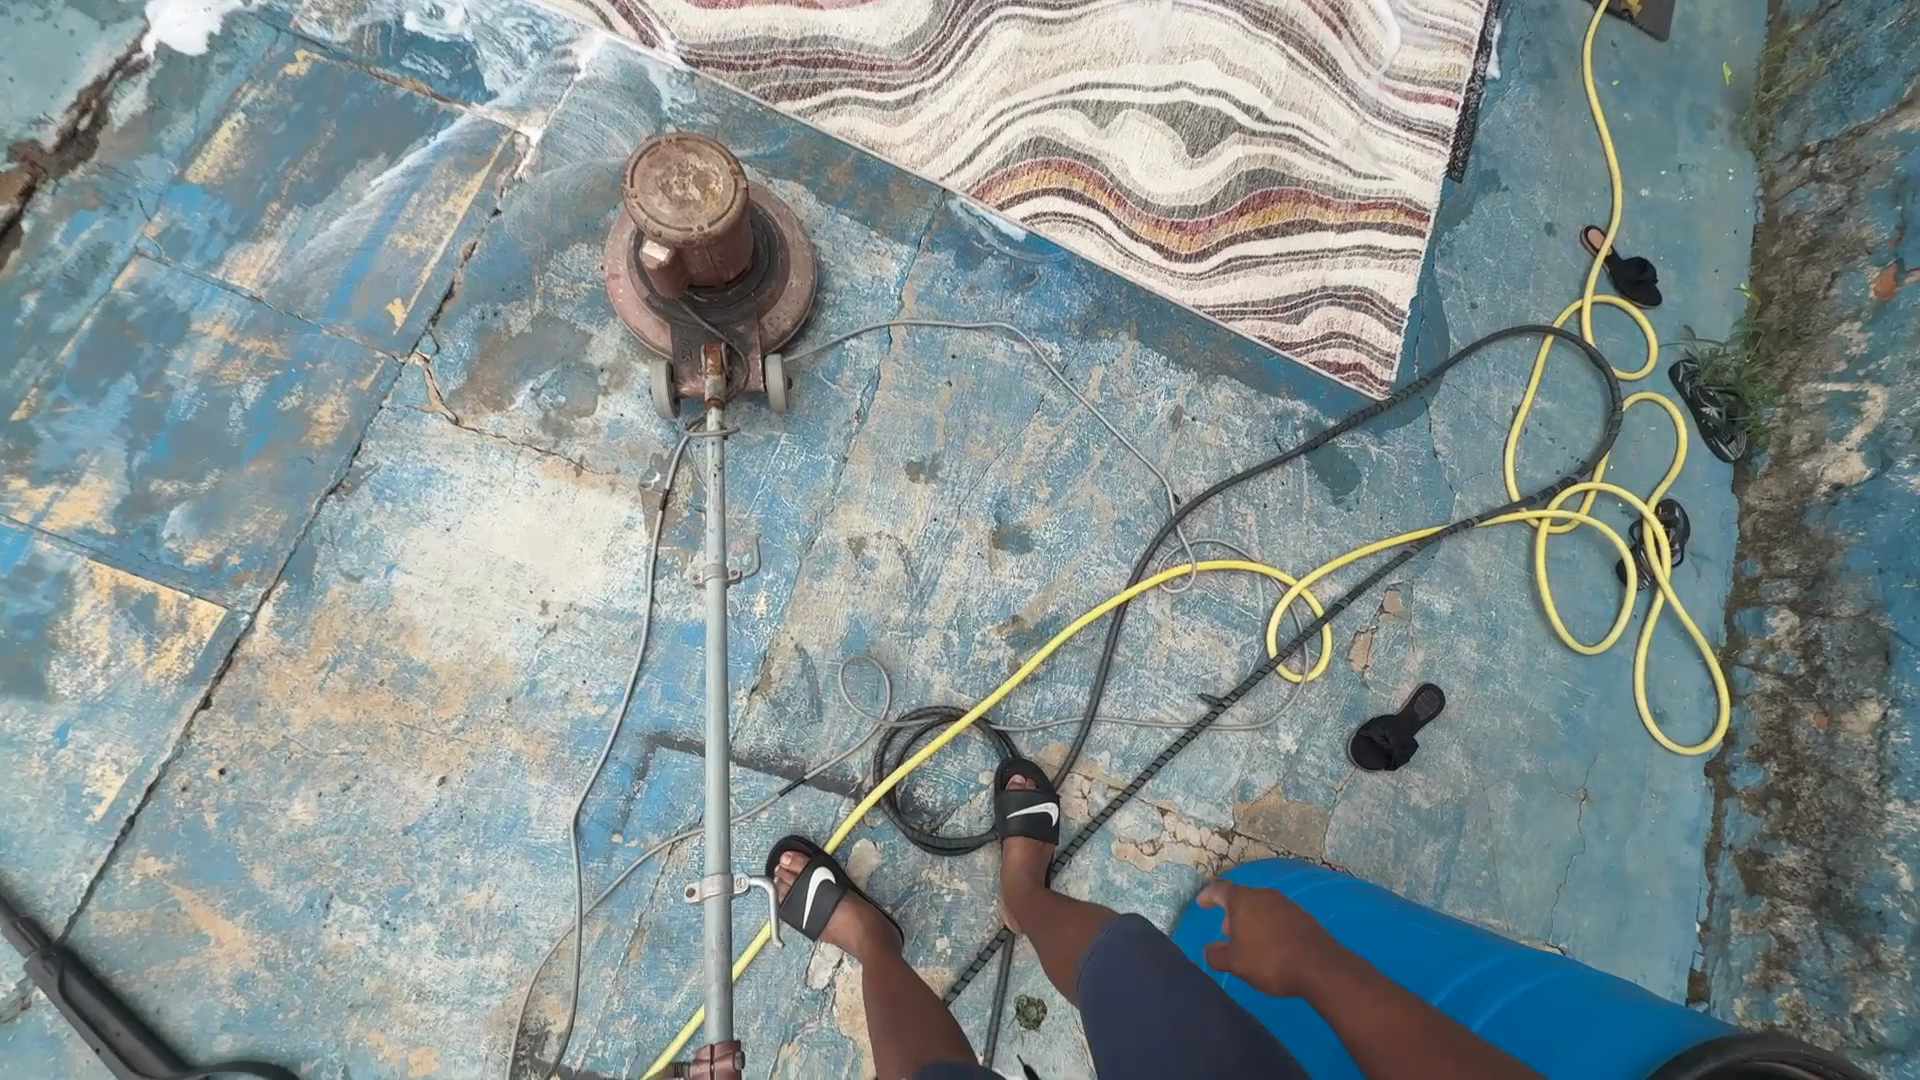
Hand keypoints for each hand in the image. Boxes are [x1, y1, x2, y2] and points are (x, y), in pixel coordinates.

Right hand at [1196, 881, 1345, 998]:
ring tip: (1250, 942)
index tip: (1201, 903)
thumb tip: (1209, 950)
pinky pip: (1278, 917)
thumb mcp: (1236, 963)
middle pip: (1241, 898)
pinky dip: (1269, 927)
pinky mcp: (1303, 918)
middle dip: (1231, 913)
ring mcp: (1285, 904)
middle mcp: (1263, 895)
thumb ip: (1217, 955)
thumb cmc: (1270, 960)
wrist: (1321, 967)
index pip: (1219, 889)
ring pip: (1261, 907)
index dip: (1208, 896)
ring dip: (1251, 921)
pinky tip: (1273, 946)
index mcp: (1242, 900)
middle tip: (1227, 932)